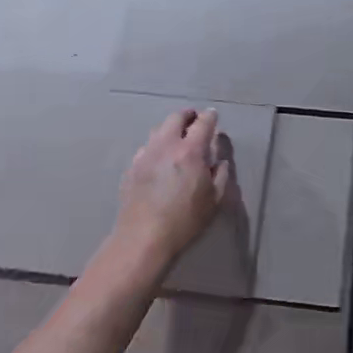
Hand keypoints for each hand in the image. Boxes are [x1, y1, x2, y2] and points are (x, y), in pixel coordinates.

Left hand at [112, 109, 232, 267]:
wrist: (143, 237)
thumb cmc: (185, 220)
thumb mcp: (214, 200)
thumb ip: (220, 175)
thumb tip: (219, 161)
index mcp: (190, 151)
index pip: (203, 123)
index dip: (210, 116)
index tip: (213, 115)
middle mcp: (166, 145)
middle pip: (175, 118)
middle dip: (187, 115)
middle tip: (194, 121)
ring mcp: (145, 154)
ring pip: (158, 130)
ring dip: (170, 129)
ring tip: (176, 139)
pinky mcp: (132, 167)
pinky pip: (146, 148)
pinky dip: (156, 146)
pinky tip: (159, 159)